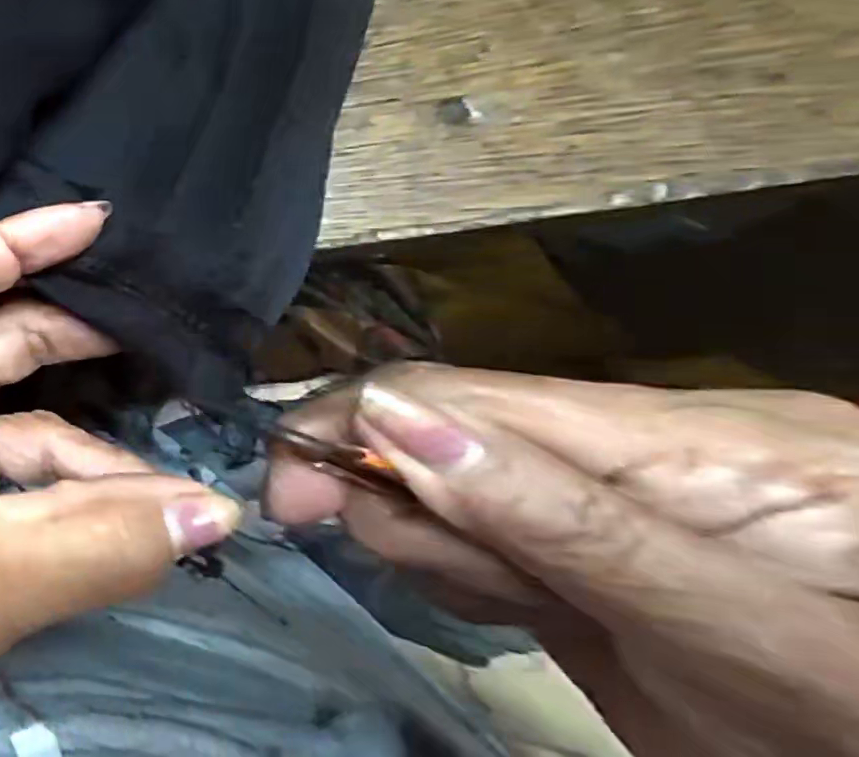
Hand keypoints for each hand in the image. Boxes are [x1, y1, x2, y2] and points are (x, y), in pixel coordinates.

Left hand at [0, 203, 239, 755]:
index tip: (93, 219)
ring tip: (162, 379)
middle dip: (62, 305)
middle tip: (139, 291)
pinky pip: (29, 442)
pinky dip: (84, 462)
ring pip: (14, 376)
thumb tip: (214, 512)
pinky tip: (143, 491)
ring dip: (86, 386)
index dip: (18, 242)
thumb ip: (94, 543)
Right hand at [267, 363, 858, 756]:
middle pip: (442, 431)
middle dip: (401, 499)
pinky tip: (509, 601)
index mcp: (688, 436)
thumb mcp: (751, 646)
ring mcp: (602, 497)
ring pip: (442, 479)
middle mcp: (629, 446)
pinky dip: (456, 563)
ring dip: (433, 541)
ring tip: (508, 605)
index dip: (353, 428)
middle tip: (437, 578)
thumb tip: (385, 413)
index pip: (462, 393)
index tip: (288, 502)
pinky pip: (470, 524)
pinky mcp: (578, 543)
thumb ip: (563, 520)